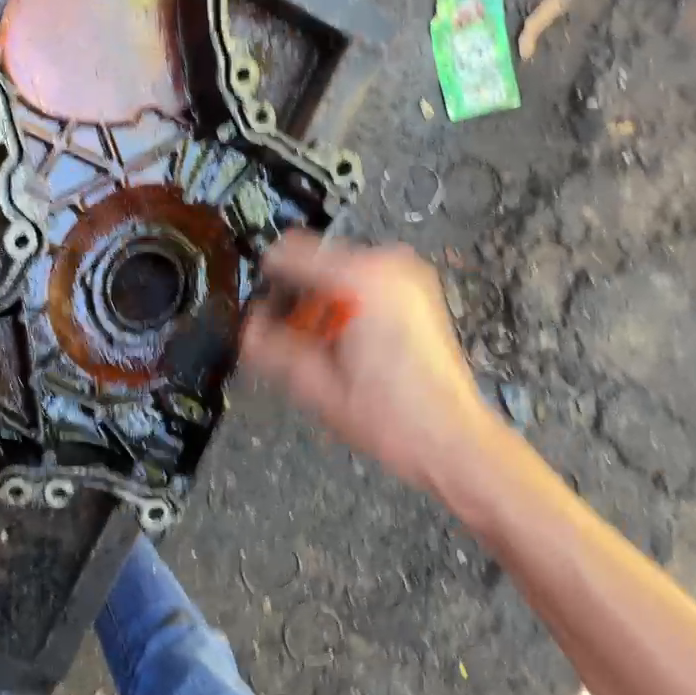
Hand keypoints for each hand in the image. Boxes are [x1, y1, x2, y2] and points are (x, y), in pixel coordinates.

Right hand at [240, 232, 499, 497]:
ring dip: (320, 307)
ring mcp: (406, 277)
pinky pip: (361, 285)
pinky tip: (347, 346)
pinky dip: (345, 308)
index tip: (259, 309)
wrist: (449, 440)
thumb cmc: (396, 417)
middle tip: (294, 341)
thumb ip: (266, 347)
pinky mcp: (415, 293)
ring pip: (335, 275)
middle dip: (297, 301)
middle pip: (312, 264)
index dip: (265, 284)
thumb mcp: (311, 383)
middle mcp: (387, 267)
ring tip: (326, 350)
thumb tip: (245, 328)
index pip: (287, 254)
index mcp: (360, 279)